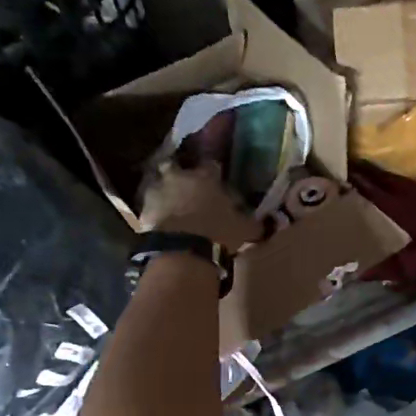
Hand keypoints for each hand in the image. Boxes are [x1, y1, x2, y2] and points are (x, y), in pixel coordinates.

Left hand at [138, 158, 262, 250]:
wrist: (183, 250)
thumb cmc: (219, 232)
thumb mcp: (245, 229)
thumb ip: (255, 222)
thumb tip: (272, 221)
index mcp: (206, 177)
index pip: (211, 165)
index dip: (214, 171)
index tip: (217, 178)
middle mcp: (180, 177)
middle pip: (175, 166)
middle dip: (180, 173)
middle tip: (188, 185)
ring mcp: (158, 191)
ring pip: (158, 183)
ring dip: (165, 189)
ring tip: (172, 202)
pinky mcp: (144, 209)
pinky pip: (150, 205)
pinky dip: (155, 209)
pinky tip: (163, 219)